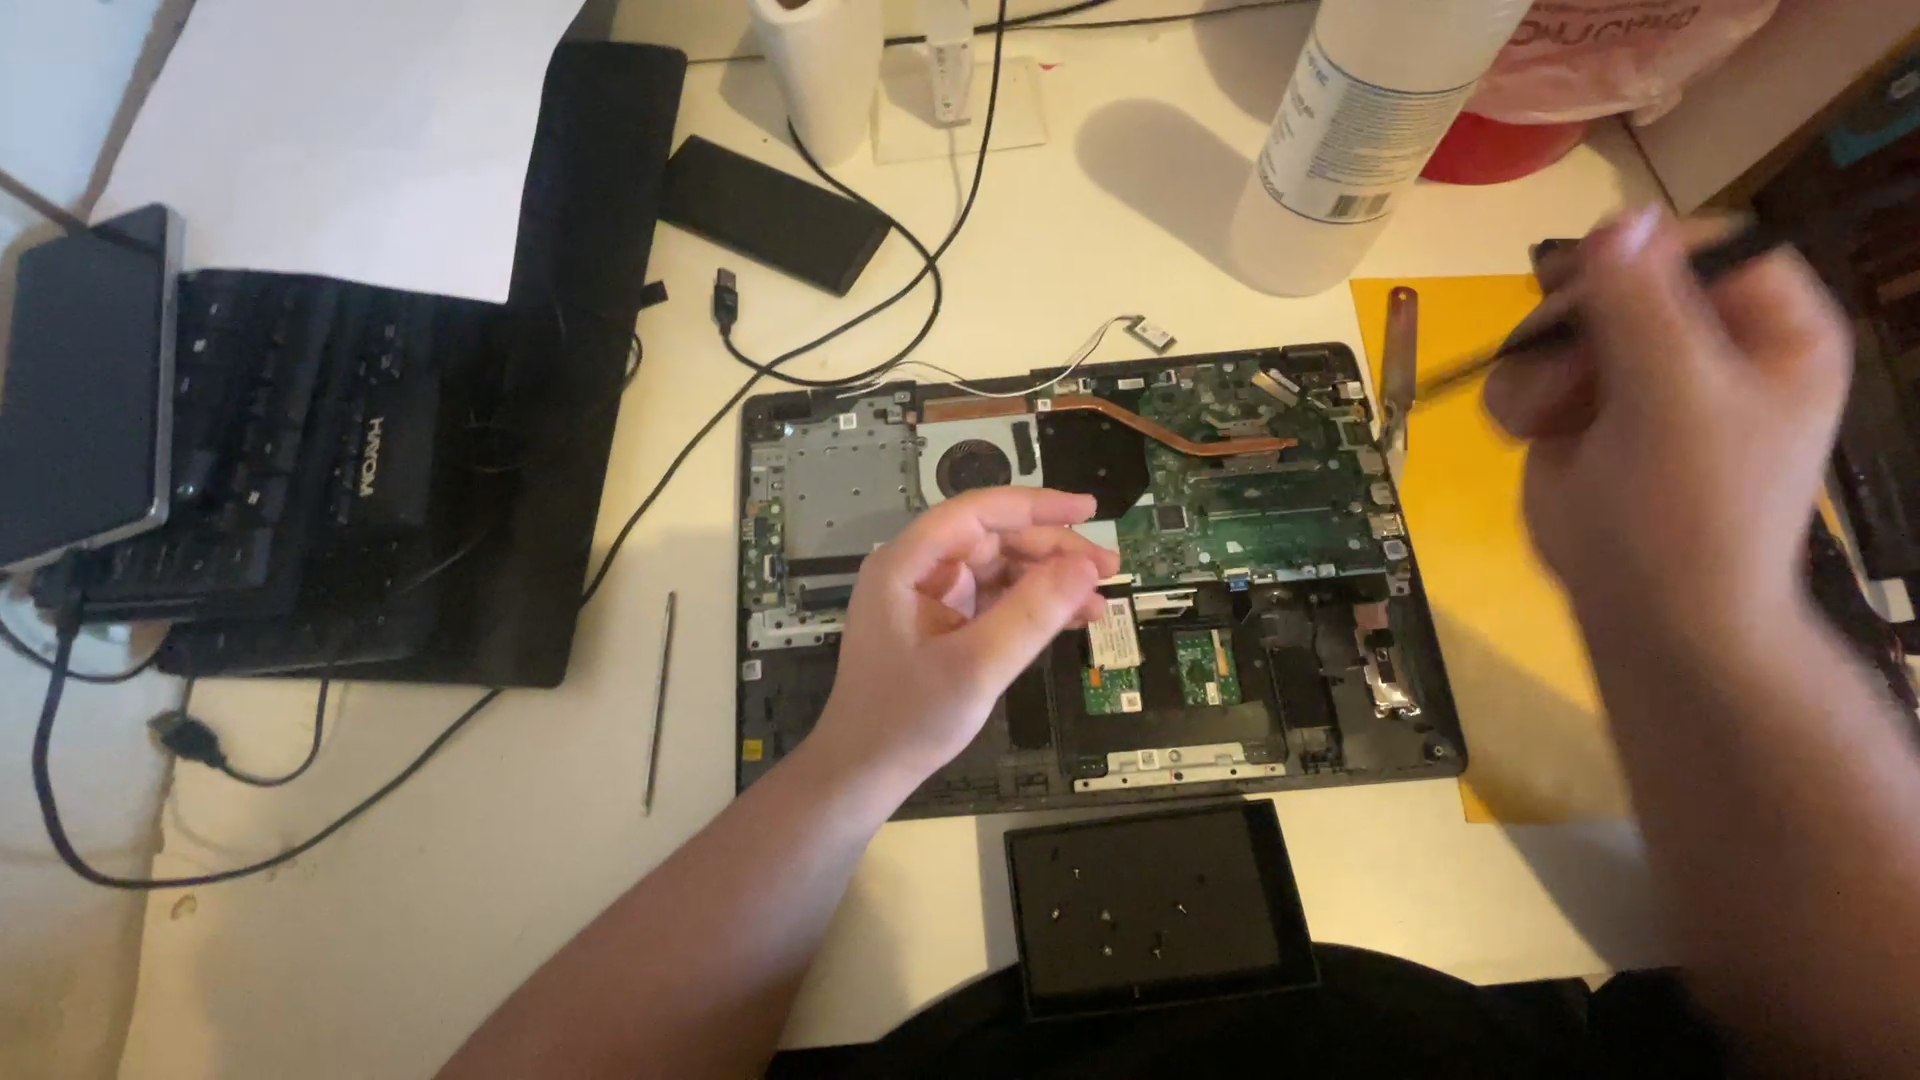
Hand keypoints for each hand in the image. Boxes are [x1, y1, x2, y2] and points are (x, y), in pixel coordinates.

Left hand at [809, 487, 1119, 783]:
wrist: (866, 771)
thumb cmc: (909, 719)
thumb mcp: (976, 667)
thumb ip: (1031, 614)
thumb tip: (1085, 566)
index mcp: (907, 564)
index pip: (977, 513)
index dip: (1035, 505)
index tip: (1089, 510)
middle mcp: (918, 569)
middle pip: (993, 538)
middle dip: (1052, 550)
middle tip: (1110, 568)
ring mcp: (931, 597)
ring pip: (1000, 568)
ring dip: (1050, 581)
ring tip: (1100, 601)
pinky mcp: (944, 623)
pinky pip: (995, 600)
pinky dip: (1033, 607)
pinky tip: (1073, 619)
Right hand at [1483, 205, 1851, 626]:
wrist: (1642, 603)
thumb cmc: (1686, 509)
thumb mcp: (1676, 401)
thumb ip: (1645, 308)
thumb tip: (1615, 218)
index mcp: (1766, 331)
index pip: (1711, 248)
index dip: (1646, 254)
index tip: (1584, 280)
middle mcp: (1696, 347)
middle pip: (1615, 285)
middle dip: (1570, 327)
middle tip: (1558, 369)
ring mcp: (1627, 381)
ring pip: (1554, 331)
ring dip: (1532, 370)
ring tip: (1543, 418)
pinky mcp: (1572, 413)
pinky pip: (1525, 374)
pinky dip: (1514, 400)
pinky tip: (1526, 432)